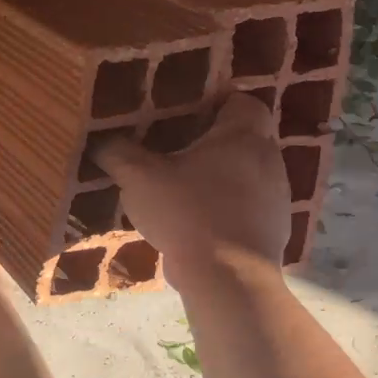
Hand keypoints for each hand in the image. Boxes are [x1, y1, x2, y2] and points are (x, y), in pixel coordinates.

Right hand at [92, 93, 292, 290]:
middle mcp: (269, 162)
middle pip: (244, 136)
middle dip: (210, 135)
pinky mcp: (270, 227)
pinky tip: (190, 209)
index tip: (184, 105)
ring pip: (245, 169)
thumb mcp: (135, 175)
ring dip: (217, 170)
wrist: (226, 278)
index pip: (244, 102)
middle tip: (170, 137)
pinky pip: (245, 200)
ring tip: (177, 175)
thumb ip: (116, 150)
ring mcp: (276, 198)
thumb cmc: (186, 211)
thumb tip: (101, 141)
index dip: (216, 99)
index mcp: (243, 139)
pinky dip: (222, 198)